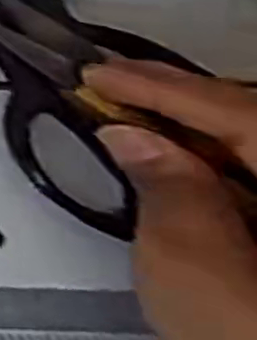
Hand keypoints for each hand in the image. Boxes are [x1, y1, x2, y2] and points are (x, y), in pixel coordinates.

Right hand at [88, 61, 256, 339]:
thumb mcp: (193, 266)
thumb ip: (168, 190)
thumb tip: (130, 135)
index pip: (248, 120)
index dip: (169, 90)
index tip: (97, 72)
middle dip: (189, 102)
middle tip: (109, 84)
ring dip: (205, 129)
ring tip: (135, 116)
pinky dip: (229, 162)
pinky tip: (185, 160)